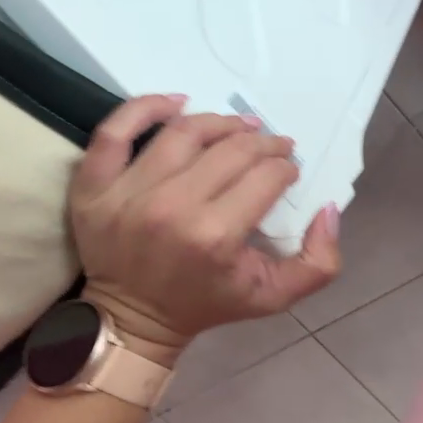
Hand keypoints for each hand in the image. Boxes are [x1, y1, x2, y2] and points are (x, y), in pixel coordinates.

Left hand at [69, 95, 341, 354]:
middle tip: (273, 146)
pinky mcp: (94, 186)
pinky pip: (115, 131)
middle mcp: (172, 208)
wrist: (132, 320)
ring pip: (184, 132)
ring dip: (220, 122)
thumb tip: (328, 208)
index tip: (288, 171)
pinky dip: (145, 108)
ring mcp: (128, 193)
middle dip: (264, 143)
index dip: (286, 168)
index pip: (266, 176)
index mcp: (216, 236)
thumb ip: (320, 261)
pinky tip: (176, 102)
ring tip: (238, 127)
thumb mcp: (275, 296)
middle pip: (231, 150)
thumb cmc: (207, 303)